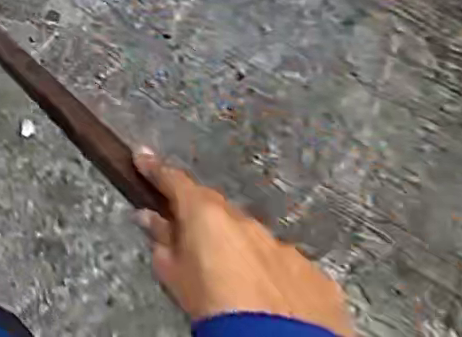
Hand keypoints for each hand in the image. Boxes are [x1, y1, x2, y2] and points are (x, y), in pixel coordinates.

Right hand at [134, 148, 352, 335]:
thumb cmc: (213, 303)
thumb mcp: (171, 271)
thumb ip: (161, 240)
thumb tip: (153, 220)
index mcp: (204, 214)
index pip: (172, 179)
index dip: (154, 168)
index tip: (142, 158)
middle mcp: (245, 223)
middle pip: (216, 208)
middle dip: (202, 215)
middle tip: (189, 231)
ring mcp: (286, 250)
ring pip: (254, 237)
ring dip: (239, 245)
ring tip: (234, 272)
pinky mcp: (319, 278)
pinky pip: (286, 264)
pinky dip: (273, 270)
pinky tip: (269, 292)